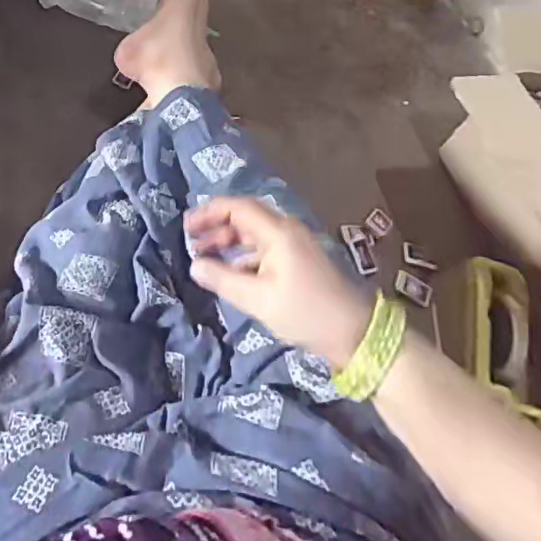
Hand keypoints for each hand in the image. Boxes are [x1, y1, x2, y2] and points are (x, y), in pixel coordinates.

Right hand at [184, 197, 372, 365]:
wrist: (354, 332)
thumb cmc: (305, 312)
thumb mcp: (258, 299)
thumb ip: (223, 279)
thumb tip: (194, 265)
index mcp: (278, 232)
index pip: (238, 207)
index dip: (209, 211)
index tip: (187, 225)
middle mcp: (286, 230)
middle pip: (245, 216)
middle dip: (216, 226)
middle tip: (191, 240)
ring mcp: (294, 245)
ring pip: (254, 233)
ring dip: (228, 241)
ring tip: (204, 256)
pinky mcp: (298, 260)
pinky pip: (264, 247)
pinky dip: (243, 254)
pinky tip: (230, 272)